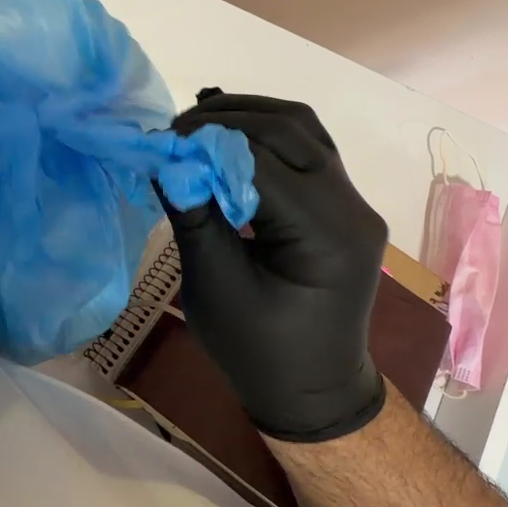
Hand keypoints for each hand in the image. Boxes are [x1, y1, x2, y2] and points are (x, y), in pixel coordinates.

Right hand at [162, 93, 387, 441]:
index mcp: (324, 235)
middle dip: (225, 120)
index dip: (204, 143)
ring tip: (194, 128)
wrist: (311, 389)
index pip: (260, 162)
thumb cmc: (257, 348)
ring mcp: (351, 204)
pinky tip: (223, 144)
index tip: (156, 143)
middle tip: (170, 134)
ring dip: (246, 117)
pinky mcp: (339, 206)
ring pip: (302, 128)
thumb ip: (193, 218)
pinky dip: (262, 135)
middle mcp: (350, 208)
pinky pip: (305, 149)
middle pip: (289, 130)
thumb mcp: (214, 287)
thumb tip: (164, 160)